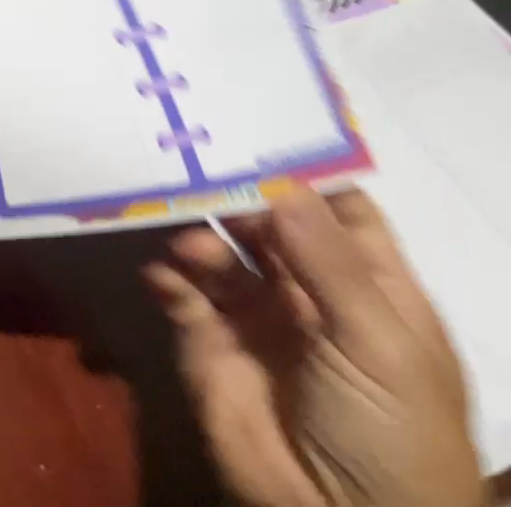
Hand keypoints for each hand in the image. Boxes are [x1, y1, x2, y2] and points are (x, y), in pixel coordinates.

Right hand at [146, 187, 481, 506]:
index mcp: (370, 291)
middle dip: (235, 198)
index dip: (306, 176)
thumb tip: (281, 182)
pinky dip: (167, 278)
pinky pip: (177, 293)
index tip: (257, 132)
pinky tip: (167, 280)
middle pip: (266, 225)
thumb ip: (327, 262)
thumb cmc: (391, 426)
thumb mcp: (380, 342)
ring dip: (200, 240)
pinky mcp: (202, 340)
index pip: (339, 214)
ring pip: (217, 254)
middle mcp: (307, 293)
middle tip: (193, 168)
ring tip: (193, 251)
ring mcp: (252, 317)